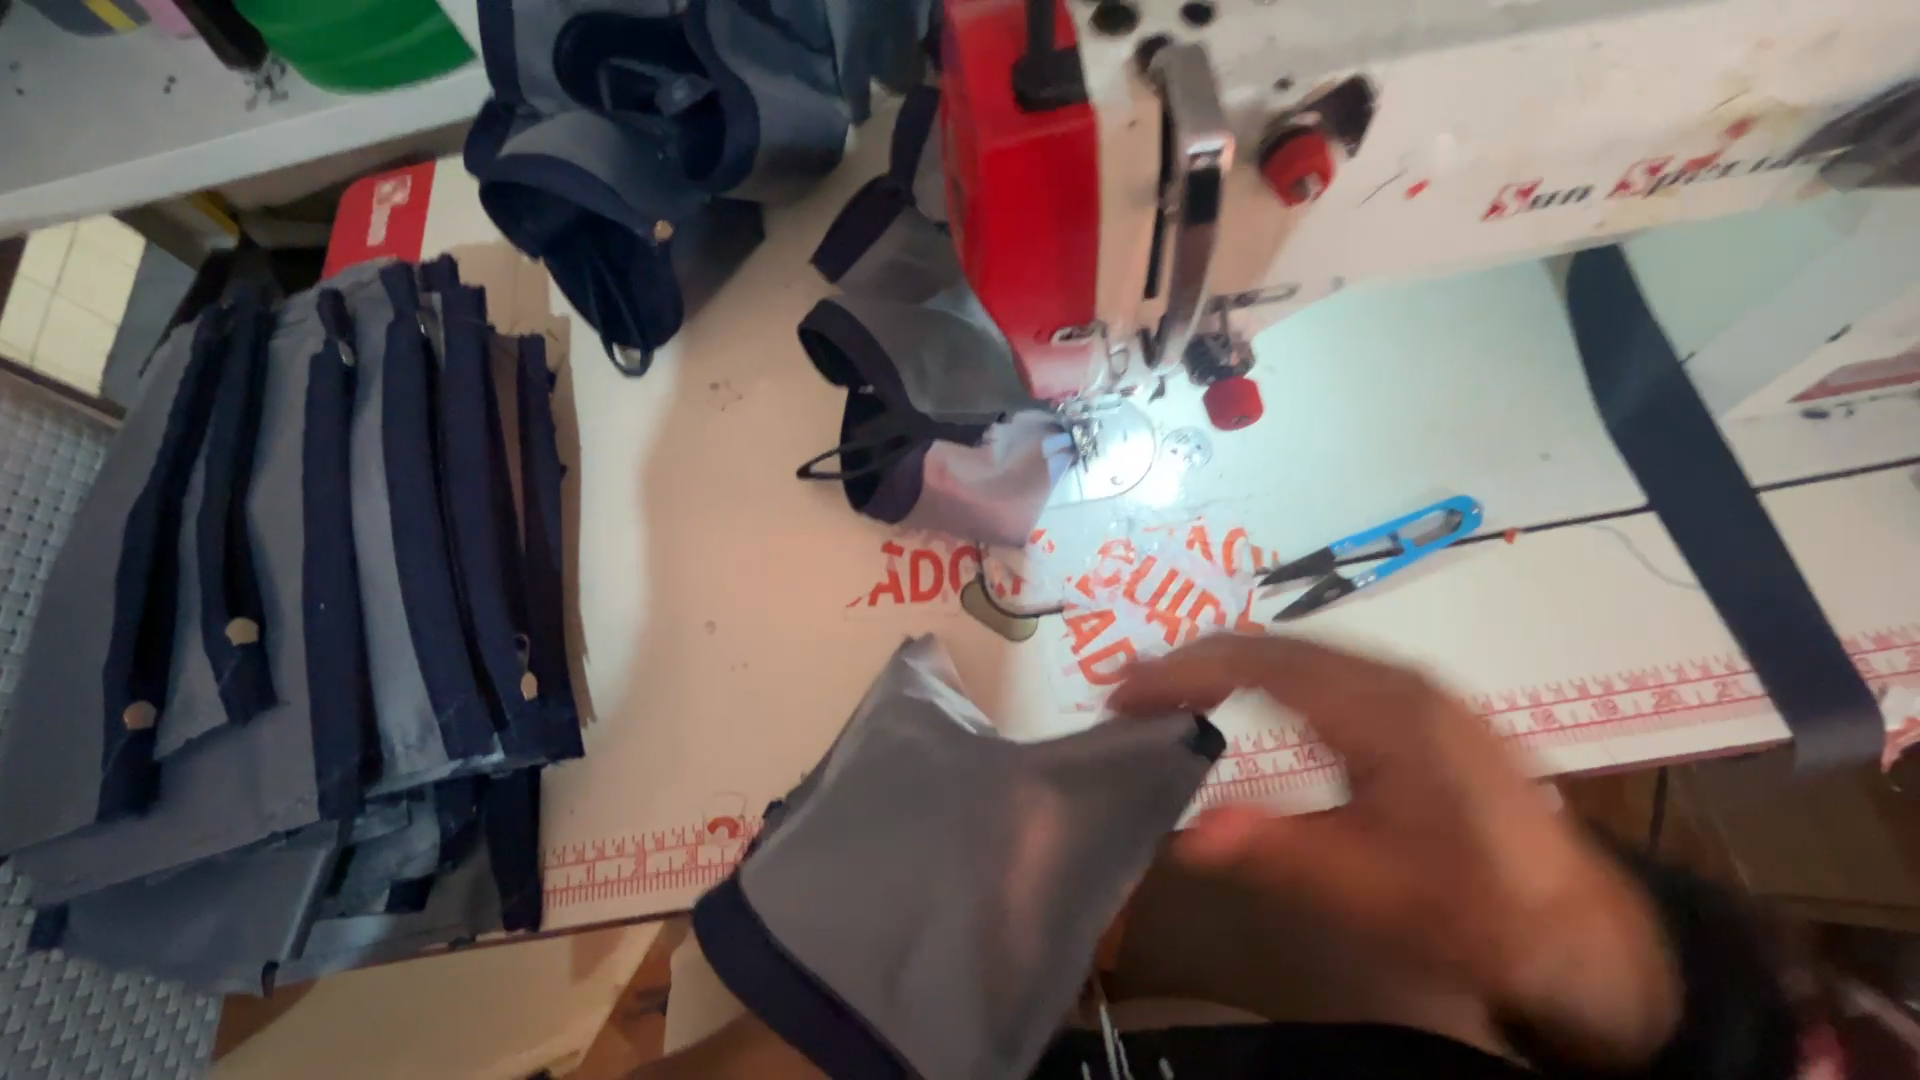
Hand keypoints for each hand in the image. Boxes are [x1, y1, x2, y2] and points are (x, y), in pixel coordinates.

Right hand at [1109, 633, 1680, 1070]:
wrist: (1583, 929)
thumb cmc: (1477, 911)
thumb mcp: (1374, 894)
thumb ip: (1278, 854)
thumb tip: (1183, 834)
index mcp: (1383, 711)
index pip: (1258, 664)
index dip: (1180, 672)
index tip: (1120, 694)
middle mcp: (1394, 679)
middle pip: (1271, 644)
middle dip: (1190, 661)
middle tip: (1127, 692)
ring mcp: (1408, 686)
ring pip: (1293, 650)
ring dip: (1222, 663)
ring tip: (1165, 691)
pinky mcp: (1414, 703)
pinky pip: (1318, 666)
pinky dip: (1260, 673)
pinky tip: (1240, 696)